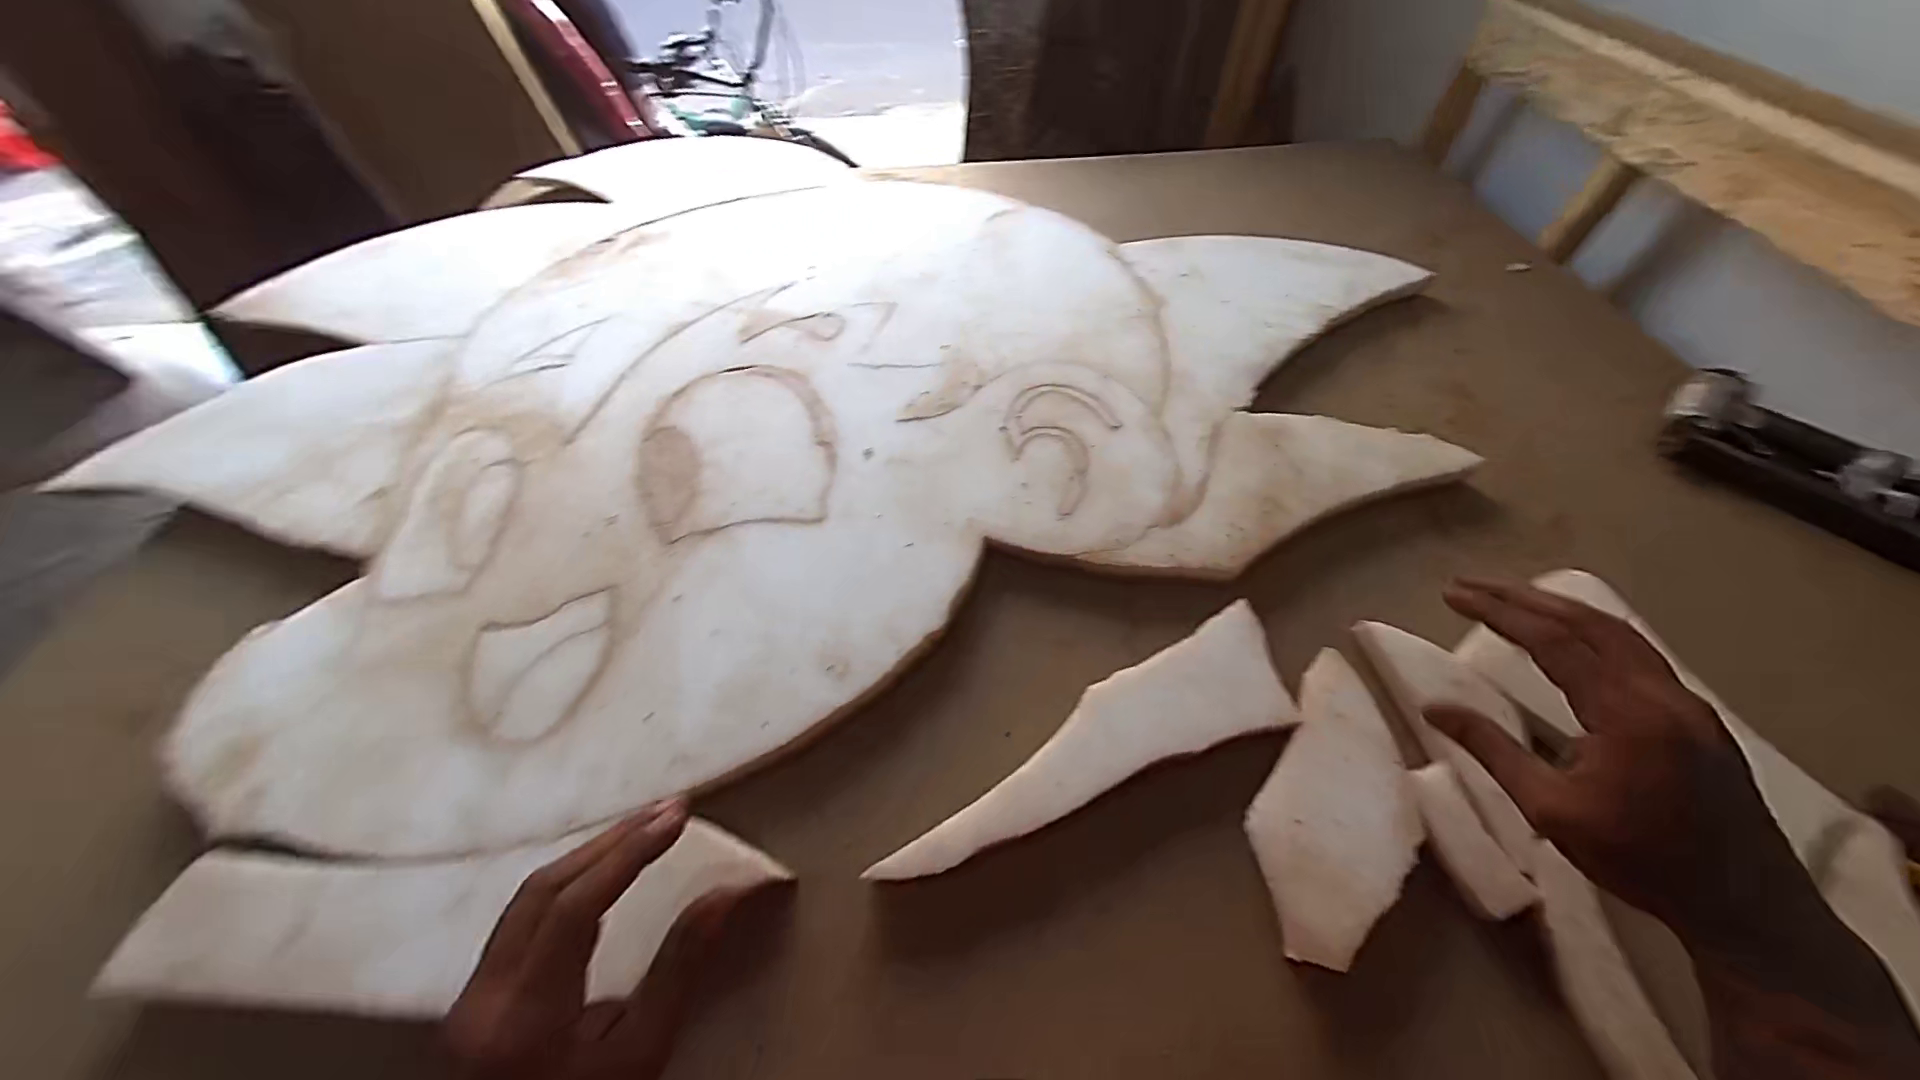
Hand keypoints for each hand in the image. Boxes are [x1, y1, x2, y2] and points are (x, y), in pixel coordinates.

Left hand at [444, 799, 743, 1079]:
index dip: (630, 853)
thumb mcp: (642, 1053)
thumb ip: (680, 969)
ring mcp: (470, 994)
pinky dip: (570, 877)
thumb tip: (725, 895)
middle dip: (613, 840)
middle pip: (545, 889)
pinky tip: (604, 864)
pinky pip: (523, 912)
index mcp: (522, 1018)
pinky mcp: (475, 992)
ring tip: (644, 825)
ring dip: (592, 852)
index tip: (677, 818)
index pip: (574, 907)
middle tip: (668, 811)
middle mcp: (482, 998)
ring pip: (529, 895)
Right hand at [1430, 579, 1919, 1076]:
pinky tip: (1570, 637)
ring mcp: (1687, 705)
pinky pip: (1639, 654)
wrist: (1747, 909)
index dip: (1498, 612)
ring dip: (1561, 608)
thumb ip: (1491, 749)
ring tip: (1511, 598)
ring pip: (1620, 634)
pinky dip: (1592, 631)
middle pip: (1589, 623)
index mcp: (1627, 713)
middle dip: (1524, 597)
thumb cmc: (1637, 857)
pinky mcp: (1697, 718)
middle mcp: (1663, 695)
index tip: (1452, 595)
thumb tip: (1431, 706)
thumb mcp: (1548, 808)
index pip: (1553, 641)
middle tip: (1470, 584)